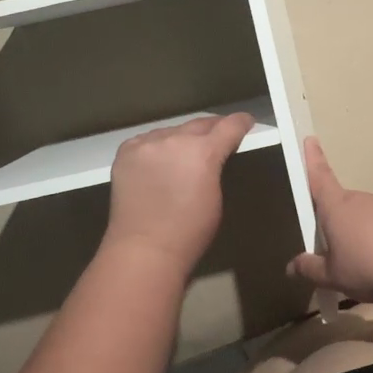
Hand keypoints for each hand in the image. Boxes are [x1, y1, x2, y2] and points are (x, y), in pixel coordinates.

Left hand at [103, 113, 254, 271]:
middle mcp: (174, 139)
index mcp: (203, 151)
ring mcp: (146, 144)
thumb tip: (213, 157)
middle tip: (219, 135)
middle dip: (212, 129)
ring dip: (181, 139)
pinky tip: (157, 161)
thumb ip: (215, 168)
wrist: (144, 249)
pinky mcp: (125, 152)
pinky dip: (156, 148)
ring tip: (183, 153)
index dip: (241, 122)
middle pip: (199, 124)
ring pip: (171, 132)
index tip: (246, 122)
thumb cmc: (189, 232)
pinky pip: (147, 141)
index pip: (229, 126)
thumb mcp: (215, 197)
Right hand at [286, 138, 372, 303]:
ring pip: (360, 216)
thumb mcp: (333, 275)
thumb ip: (311, 269)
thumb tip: (292, 266)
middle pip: (339, 204)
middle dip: (333, 222)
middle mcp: (358, 199)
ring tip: (358, 264)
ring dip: (355, 233)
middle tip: (330, 251)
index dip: (312, 158)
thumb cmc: (369, 265)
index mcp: (336, 206)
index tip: (310, 139)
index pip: (320, 176)